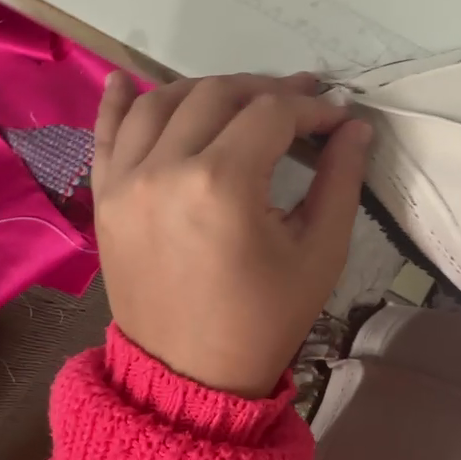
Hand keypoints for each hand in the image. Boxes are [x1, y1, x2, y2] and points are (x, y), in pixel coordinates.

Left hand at [92, 72, 371, 397]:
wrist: (190, 377)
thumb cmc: (265, 319)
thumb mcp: (320, 253)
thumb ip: (340, 181)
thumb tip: (355, 128)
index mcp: (222, 185)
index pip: (272, 114)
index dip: (312, 108)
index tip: (339, 119)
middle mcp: (165, 168)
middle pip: (218, 95)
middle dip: (266, 90)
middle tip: (302, 104)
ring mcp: (125, 181)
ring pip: (163, 101)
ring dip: (208, 89)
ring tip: (243, 100)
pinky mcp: (105, 198)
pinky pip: (107, 133)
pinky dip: (121, 102)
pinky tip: (132, 82)